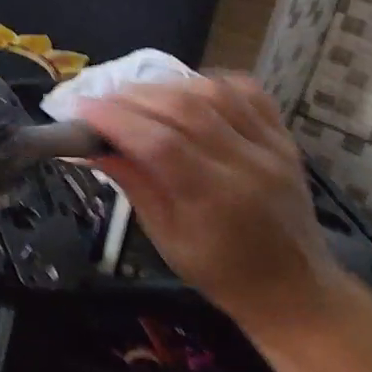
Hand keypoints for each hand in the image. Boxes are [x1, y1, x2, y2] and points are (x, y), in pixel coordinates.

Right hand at [77, 75, 343, 338]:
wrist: (292, 288)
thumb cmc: (219, 271)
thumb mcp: (163, 235)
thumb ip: (132, 182)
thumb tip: (88, 147)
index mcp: (213, 198)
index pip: (158, 142)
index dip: (114, 119)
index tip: (80, 109)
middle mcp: (247, 164)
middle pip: (183, 109)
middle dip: (131, 97)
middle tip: (100, 102)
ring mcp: (271, 147)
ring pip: (213, 93)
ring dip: (165, 86)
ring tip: (136, 97)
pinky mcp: (284, 139)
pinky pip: (248, 92)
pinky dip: (209, 84)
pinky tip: (184, 93)